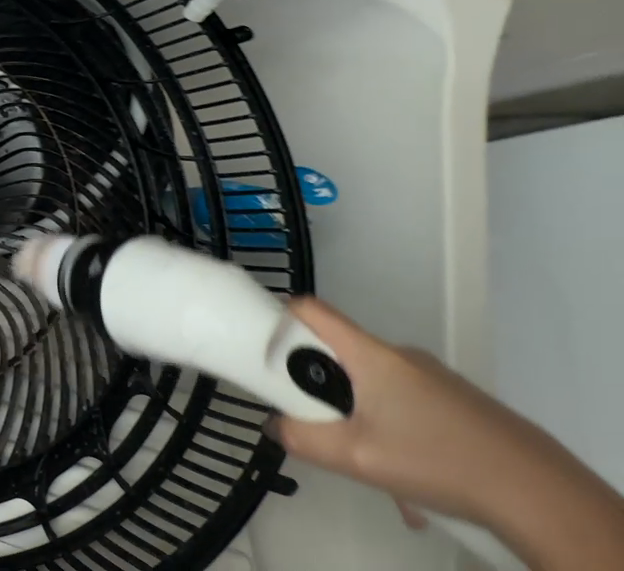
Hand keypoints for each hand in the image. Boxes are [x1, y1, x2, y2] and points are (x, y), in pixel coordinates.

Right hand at [273, 296, 623, 568]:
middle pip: (338, 354)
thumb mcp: (354, 458)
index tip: (263, 352)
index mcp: (370, 355)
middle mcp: (401, 356)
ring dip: (360, 417)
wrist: (546, 499)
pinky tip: (411, 475)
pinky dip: (395, 430)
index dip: (277, 319)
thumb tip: (273, 426)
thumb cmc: (438, 462)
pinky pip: (407, 405)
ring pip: (373, 386)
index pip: (309, 310)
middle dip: (320, 388)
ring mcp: (436, 379)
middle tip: (318, 425)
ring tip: (371, 465)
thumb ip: (300, 437)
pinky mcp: (461, 404)